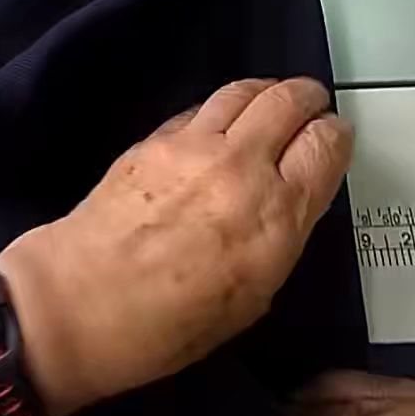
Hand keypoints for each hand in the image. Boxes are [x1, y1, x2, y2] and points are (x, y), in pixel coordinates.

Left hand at [0, 77, 351, 415]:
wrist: (80, 299)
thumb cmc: (168, 324)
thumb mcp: (252, 296)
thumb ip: (277, 236)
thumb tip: (281, 202)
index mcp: (276, 215)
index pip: (325, 144)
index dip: (334, 135)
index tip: (332, 137)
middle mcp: (239, 167)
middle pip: (287, 101)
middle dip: (305, 98)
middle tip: (308, 106)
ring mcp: (190, 146)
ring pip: (241, 91)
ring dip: (263, 92)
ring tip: (266, 102)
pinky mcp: (149, 140)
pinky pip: (196, 110)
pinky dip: (216, 111)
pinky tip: (213, 127)